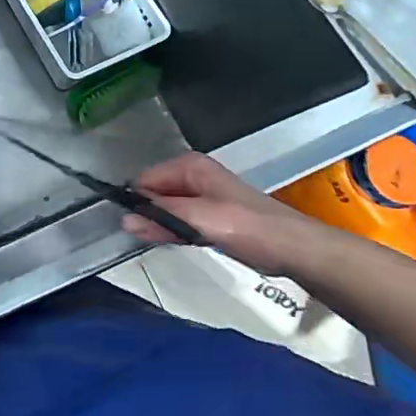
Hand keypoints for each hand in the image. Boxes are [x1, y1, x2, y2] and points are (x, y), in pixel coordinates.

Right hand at [121, 152, 329, 275]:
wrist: (290, 248)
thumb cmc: (247, 227)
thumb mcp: (200, 218)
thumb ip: (162, 216)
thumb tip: (125, 217)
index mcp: (191, 167)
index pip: (146, 179)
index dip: (135, 199)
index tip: (128, 222)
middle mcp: (194, 177)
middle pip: (155, 192)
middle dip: (145, 212)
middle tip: (137, 235)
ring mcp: (202, 198)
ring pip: (167, 208)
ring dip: (157, 223)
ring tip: (150, 239)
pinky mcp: (209, 218)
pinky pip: (180, 220)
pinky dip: (172, 230)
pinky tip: (167, 240)